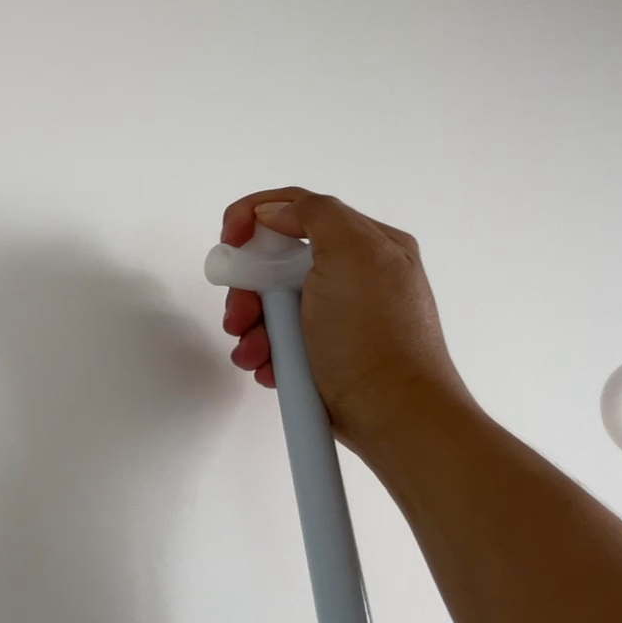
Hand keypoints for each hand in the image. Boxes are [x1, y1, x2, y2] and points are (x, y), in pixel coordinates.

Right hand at [220, 188, 472, 455]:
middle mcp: (352, 273)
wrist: (392, 415)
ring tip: (256, 351)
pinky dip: (262, 346)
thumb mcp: (354, 256)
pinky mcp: (320, 344)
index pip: (294, 207)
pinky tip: (269, 364)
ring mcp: (335, 311)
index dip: (250, 216)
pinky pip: (273, 332)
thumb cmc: (372, 335)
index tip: (229, 242)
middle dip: (246, 286)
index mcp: (368, 244)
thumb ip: (314, 215)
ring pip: (266, 298)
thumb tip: (273, 214)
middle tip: (241, 314)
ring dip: (249, 324)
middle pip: (270, 258)